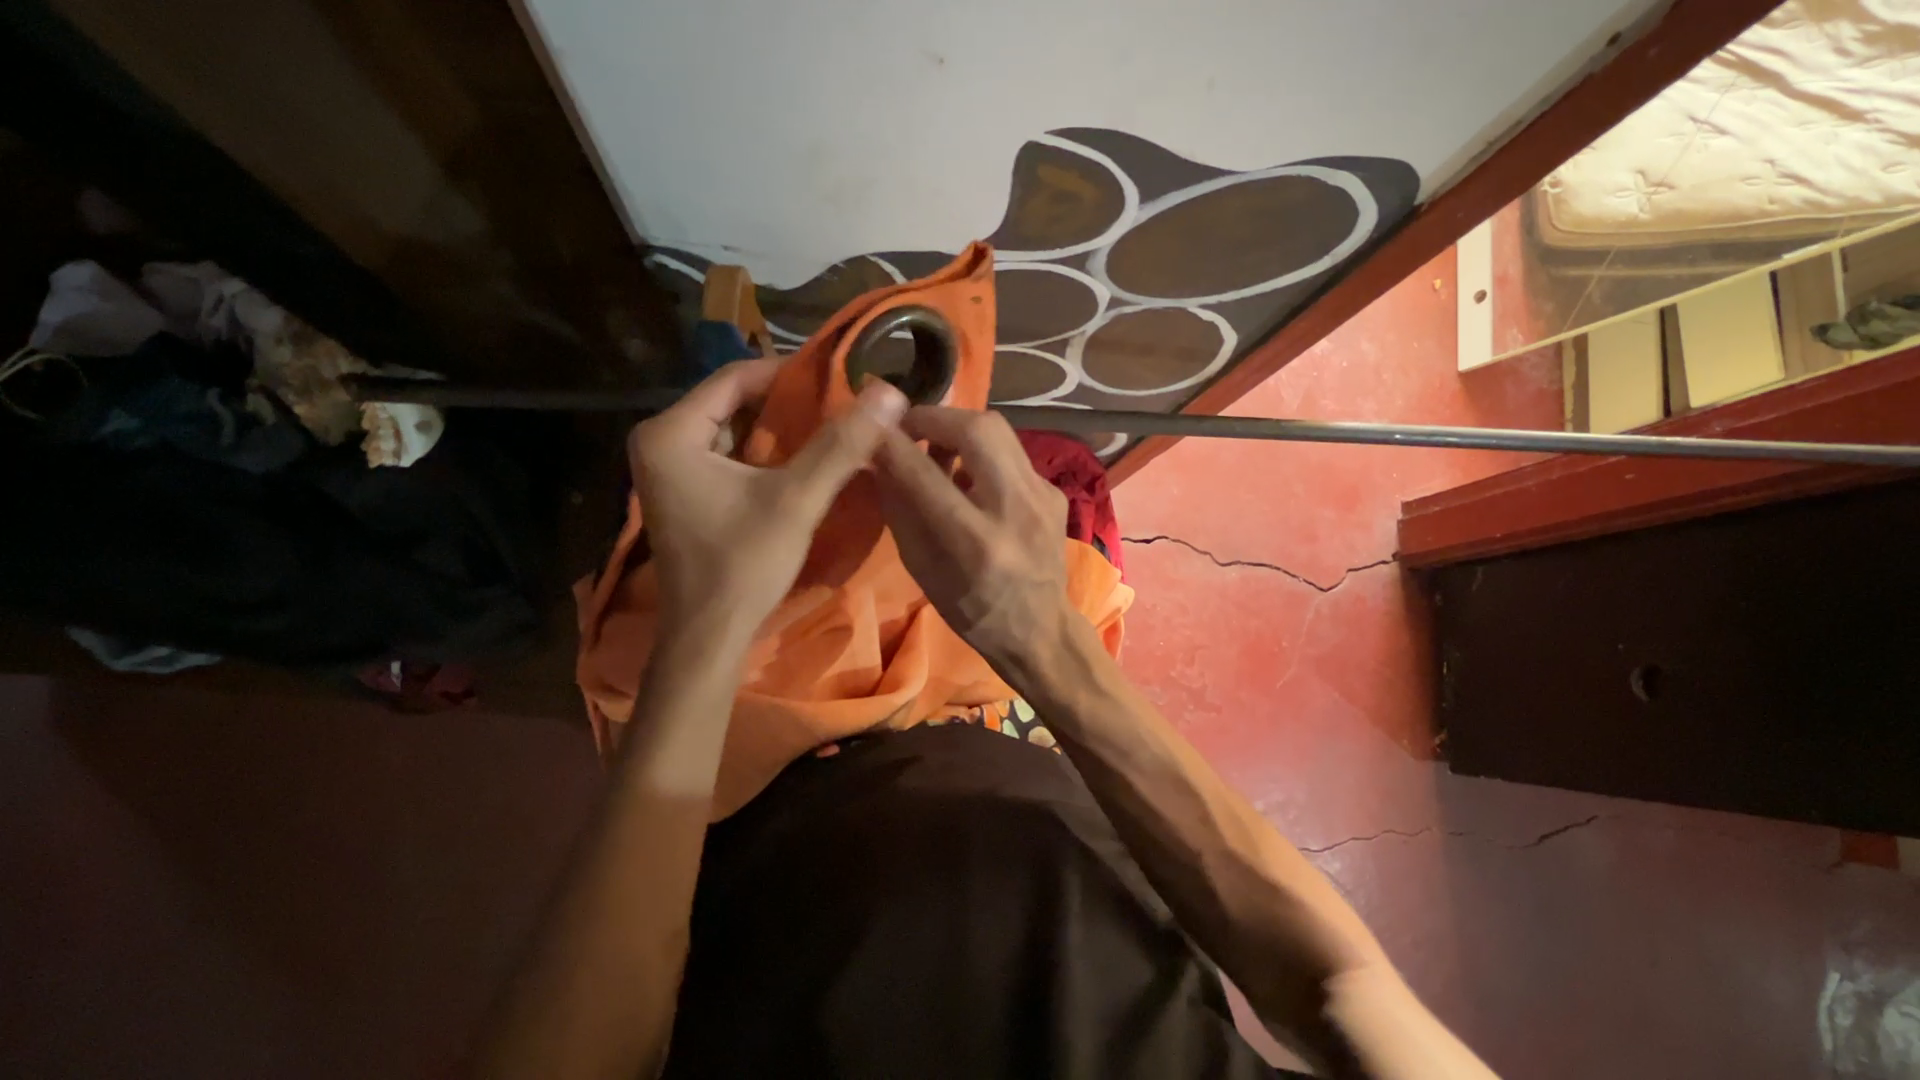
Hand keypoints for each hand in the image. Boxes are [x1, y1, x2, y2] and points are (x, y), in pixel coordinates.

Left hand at [628, 358, 906, 643]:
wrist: (708, 635)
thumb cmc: (743, 564)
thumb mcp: (796, 499)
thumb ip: (840, 445)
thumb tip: (888, 392)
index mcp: (670, 432)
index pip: (735, 377)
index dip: (790, 375)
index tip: (838, 382)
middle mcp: (658, 440)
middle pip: (731, 401)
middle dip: (786, 404)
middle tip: (838, 407)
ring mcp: (666, 468)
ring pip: (731, 429)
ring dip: (776, 430)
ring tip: (828, 431)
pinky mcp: (681, 491)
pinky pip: (725, 454)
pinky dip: (761, 455)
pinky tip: (799, 463)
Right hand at [872, 406, 1072, 663]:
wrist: (1040, 630)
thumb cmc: (971, 609)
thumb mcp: (922, 568)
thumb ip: (900, 509)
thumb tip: (878, 457)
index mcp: (975, 542)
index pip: (924, 474)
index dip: (892, 445)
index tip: (870, 430)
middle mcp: (1015, 510)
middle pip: (977, 429)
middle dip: (934, 417)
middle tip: (907, 427)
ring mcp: (1042, 496)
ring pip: (998, 430)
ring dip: (958, 429)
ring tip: (935, 449)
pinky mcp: (1054, 492)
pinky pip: (1010, 453)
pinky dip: (982, 454)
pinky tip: (969, 477)